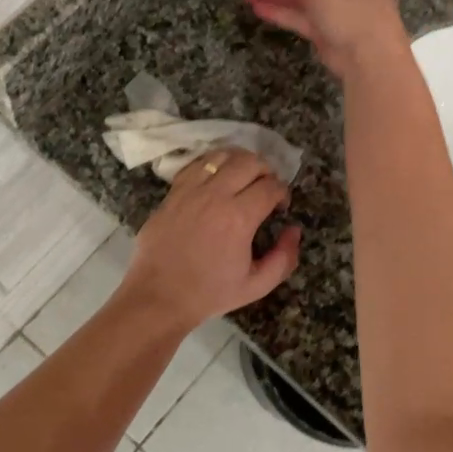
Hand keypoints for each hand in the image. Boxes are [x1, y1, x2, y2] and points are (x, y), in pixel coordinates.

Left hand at [119, 148, 302, 329]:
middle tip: (264, 190)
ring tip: (242, 179)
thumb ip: (284, 258)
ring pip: (221, 155)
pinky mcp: (172, 193)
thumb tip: (294, 230)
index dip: (283, 192)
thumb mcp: (256, 285)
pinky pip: (196, 165)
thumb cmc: (209, 293)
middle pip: (249, 161)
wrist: (159, 296)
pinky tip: (215, 182)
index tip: (280, 207)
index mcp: (238, 218)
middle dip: (265, 171)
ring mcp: (190, 191)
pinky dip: (212, 166)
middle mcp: (215, 196)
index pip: (271, 186)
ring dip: (239, 162)